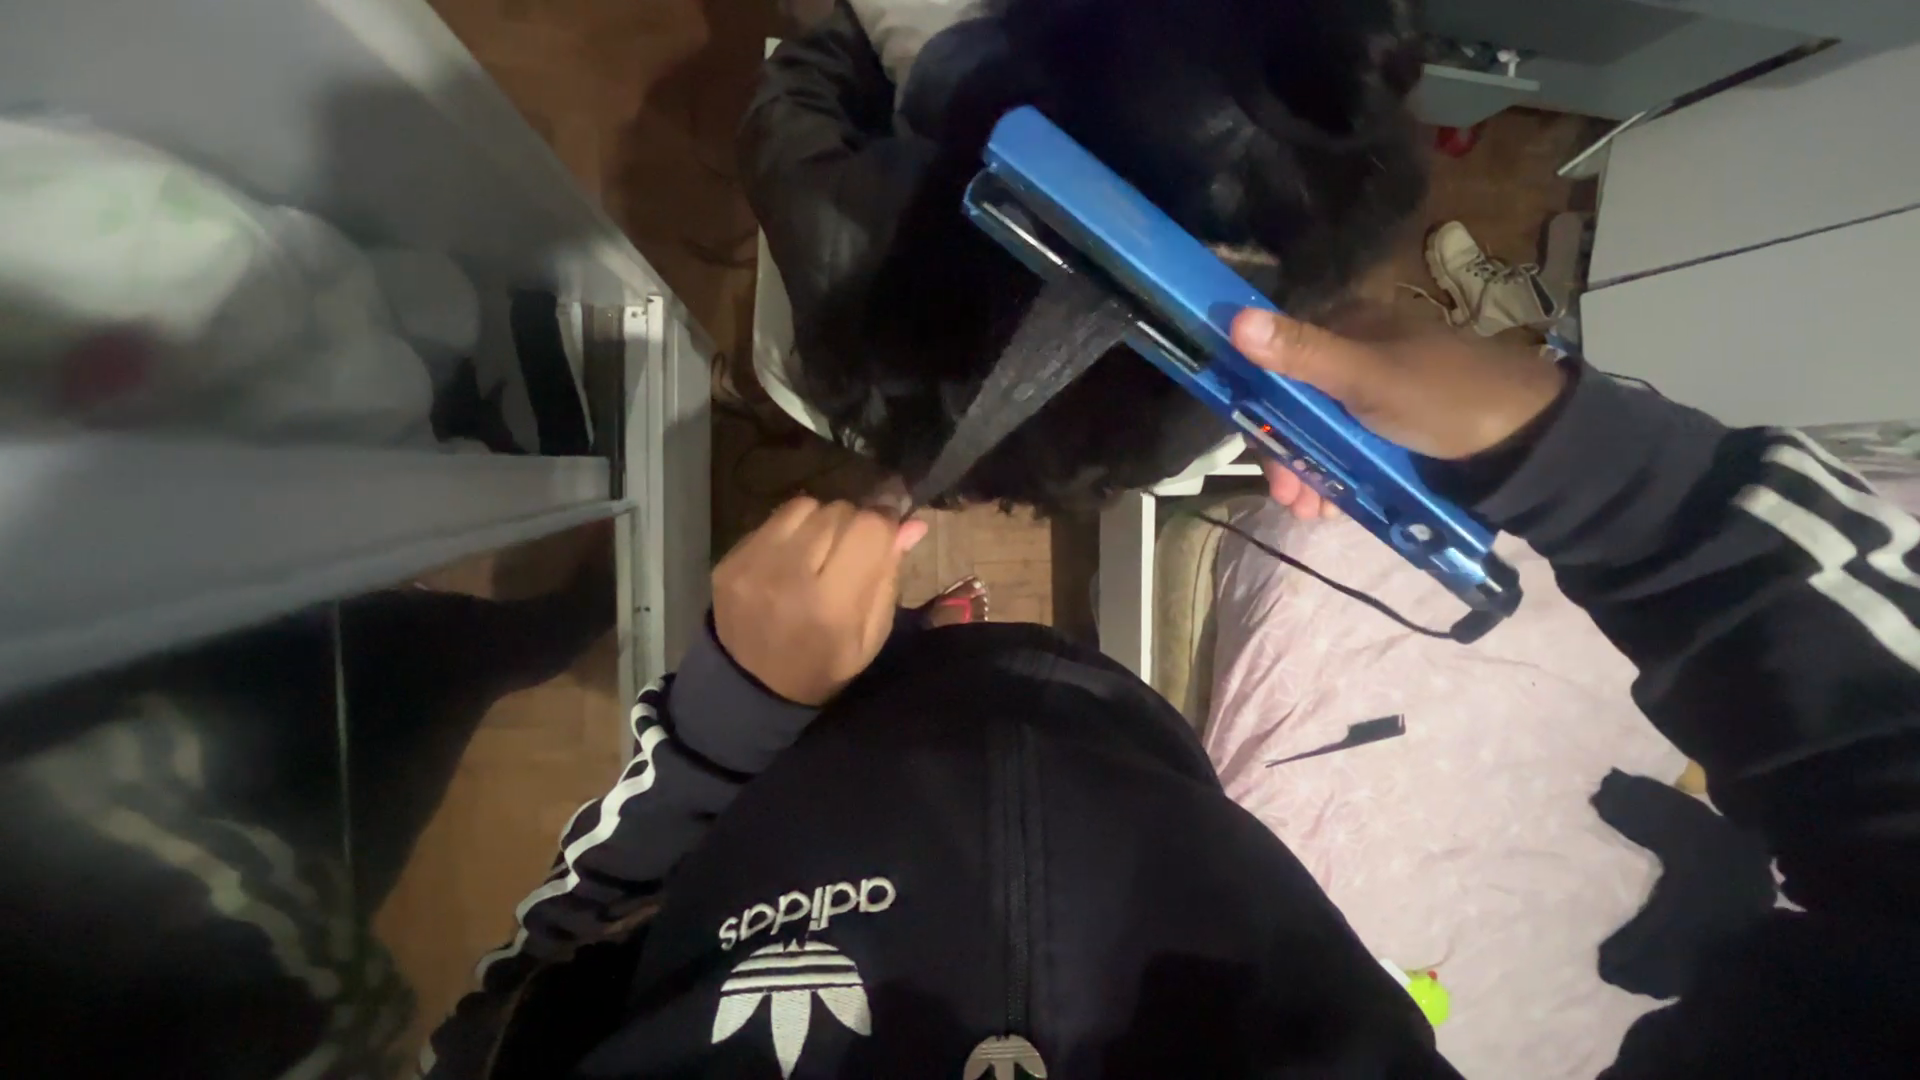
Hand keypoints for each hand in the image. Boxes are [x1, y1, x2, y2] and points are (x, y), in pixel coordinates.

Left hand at [712, 497, 929, 705]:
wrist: (752, 688)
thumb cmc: (825, 665)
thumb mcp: (870, 635)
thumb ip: (889, 576)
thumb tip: (912, 523)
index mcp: (832, 605)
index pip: (870, 527)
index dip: (886, 521)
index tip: (890, 530)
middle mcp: (790, 577)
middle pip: (839, 511)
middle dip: (855, 524)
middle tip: (852, 551)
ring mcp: (754, 565)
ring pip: (807, 506)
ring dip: (822, 522)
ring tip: (820, 551)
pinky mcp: (730, 559)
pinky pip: (774, 518)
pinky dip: (792, 530)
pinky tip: (792, 558)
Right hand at [1230, 306, 1568, 517]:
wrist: (1525, 442)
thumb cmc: (1443, 398)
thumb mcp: (1367, 377)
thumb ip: (1303, 354)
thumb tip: (1235, 319)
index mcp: (1346, 327)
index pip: (1274, 364)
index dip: (1257, 410)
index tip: (1260, 454)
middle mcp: (1351, 353)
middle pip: (1290, 406)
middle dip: (1285, 456)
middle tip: (1291, 500)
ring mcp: (1368, 390)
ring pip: (1313, 432)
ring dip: (1305, 474)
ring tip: (1312, 513)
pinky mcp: (1384, 422)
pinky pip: (1340, 447)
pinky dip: (1330, 475)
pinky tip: (1333, 504)